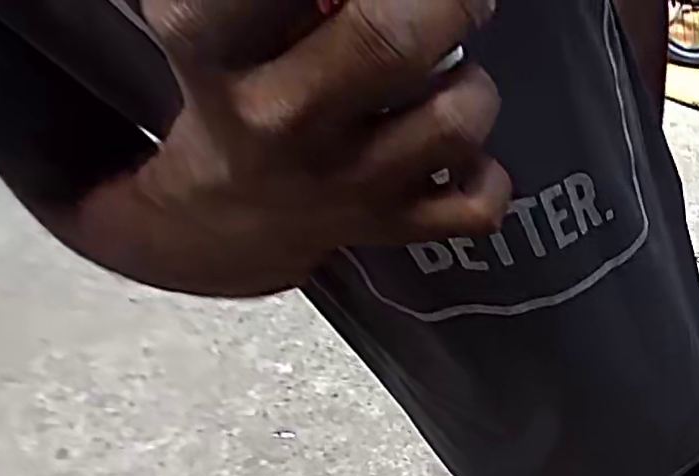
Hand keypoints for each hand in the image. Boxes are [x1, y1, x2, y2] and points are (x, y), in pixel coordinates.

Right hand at [131, 0, 513, 292]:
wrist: (242, 209)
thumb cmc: (242, 82)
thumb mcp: (218, 13)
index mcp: (206, 34)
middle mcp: (282, 117)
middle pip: (394, 40)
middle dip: (451, 2)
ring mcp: (349, 183)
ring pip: (455, 122)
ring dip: (476, 89)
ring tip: (456, 81)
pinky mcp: (396, 228)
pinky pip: (480, 207)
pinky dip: (492, 176)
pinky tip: (467, 156)